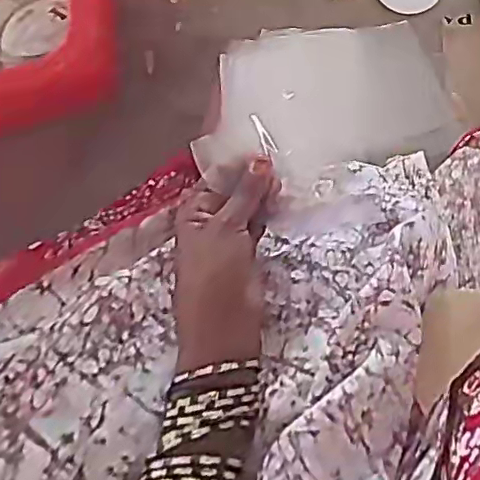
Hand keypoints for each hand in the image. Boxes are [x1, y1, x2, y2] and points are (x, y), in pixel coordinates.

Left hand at [172, 157, 277, 369]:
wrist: (225, 327)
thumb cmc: (215, 275)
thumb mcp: (227, 229)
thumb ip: (246, 194)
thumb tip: (260, 161)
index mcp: (193, 213)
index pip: (217, 178)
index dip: (239, 165)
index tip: (266, 153)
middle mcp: (210, 220)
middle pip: (235, 190)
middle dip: (255, 178)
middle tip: (281, 169)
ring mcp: (230, 235)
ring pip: (250, 205)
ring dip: (266, 195)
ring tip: (285, 184)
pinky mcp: (249, 248)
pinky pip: (261, 221)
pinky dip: (272, 211)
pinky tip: (285, 201)